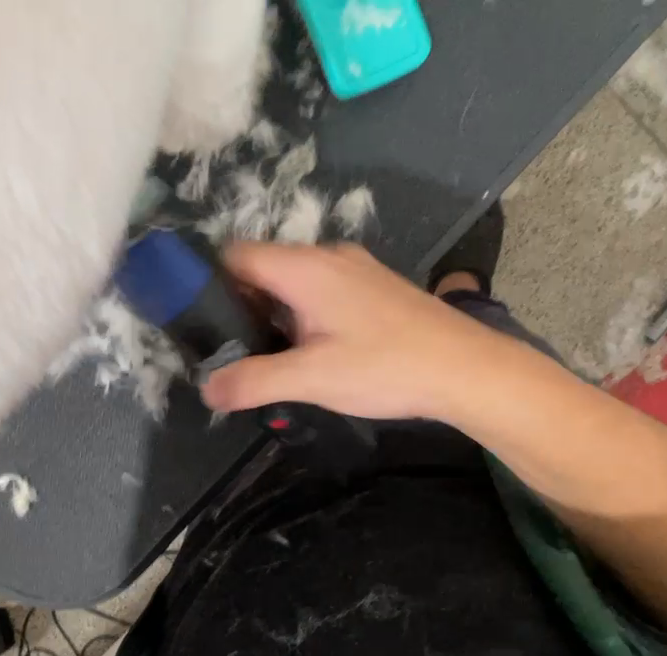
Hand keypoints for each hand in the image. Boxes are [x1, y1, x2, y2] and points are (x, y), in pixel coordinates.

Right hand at [201, 243, 556, 420]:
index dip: (210, 286)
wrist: (465, 369)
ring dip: (274, 317)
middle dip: (241, 308)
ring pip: (293, 283)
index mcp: (305, 269)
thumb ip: (253, 382)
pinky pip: (320, 293)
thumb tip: (208, 389)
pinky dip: (303, 317)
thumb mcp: (312, 380)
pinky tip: (311, 355)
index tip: (201, 326)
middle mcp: (327, 258)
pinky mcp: (374, 289)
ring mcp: (355, 271)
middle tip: (232, 353)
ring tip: (269, 360)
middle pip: (263, 269)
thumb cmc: (386, 367)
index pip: (236, 256)